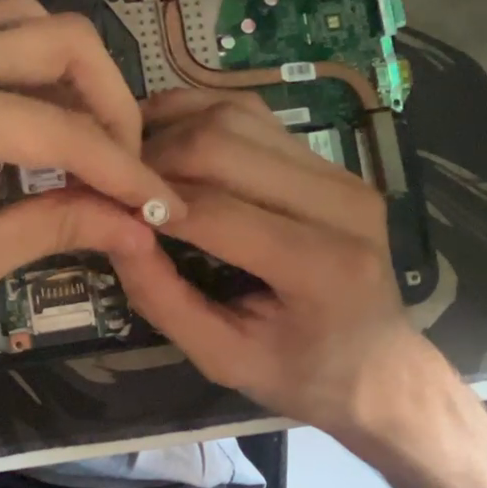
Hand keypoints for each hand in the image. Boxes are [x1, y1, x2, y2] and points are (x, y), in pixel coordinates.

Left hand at [0, 0, 178, 361]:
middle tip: (123, 159)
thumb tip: (139, 225)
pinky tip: (36, 123)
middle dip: (109, 97)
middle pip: (57, 35)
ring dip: (68, 70)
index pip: (63, 127)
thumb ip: (57, 227)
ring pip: (21, 20)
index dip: (123, 169)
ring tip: (86, 136)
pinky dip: (26, 67)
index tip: (160, 204)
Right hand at [110, 88, 447, 436]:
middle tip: (115, 180)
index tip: (104, 207)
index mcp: (322, 266)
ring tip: (134, 158)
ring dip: (172, 128)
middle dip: (155, 157)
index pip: (215, 211)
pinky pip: (251, 114)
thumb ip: (163, 298)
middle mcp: (341, 204)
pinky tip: (165, 136)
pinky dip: (198, 115)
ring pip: (234, 116)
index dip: (150, 203)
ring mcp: (340, 173)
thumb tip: (113, 231)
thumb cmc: (301, 373)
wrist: (382, 365)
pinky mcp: (329, 160)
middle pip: (222, 145)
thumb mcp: (222, 358)